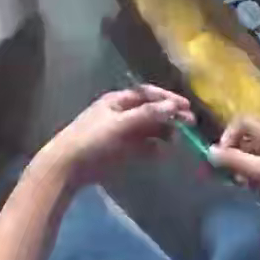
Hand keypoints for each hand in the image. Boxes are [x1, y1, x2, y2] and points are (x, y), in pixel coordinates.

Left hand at [36, 86, 194, 186]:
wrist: (69, 165)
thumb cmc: (92, 139)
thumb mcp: (119, 124)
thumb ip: (146, 115)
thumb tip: (172, 105)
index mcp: (117, 101)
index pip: (147, 94)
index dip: (167, 98)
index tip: (186, 107)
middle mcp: (122, 113)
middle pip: (151, 111)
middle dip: (170, 115)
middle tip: (190, 124)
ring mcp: (123, 132)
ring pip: (150, 128)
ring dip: (164, 131)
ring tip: (178, 139)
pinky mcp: (123, 151)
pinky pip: (144, 146)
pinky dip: (154, 147)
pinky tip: (164, 152)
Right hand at [208, 119, 259, 234]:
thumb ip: (236, 161)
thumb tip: (208, 151)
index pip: (243, 121)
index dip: (228, 133)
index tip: (222, 154)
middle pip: (247, 138)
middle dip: (233, 153)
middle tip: (227, 173)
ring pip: (254, 155)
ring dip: (242, 167)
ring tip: (241, 184)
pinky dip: (254, 177)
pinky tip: (256, 190)